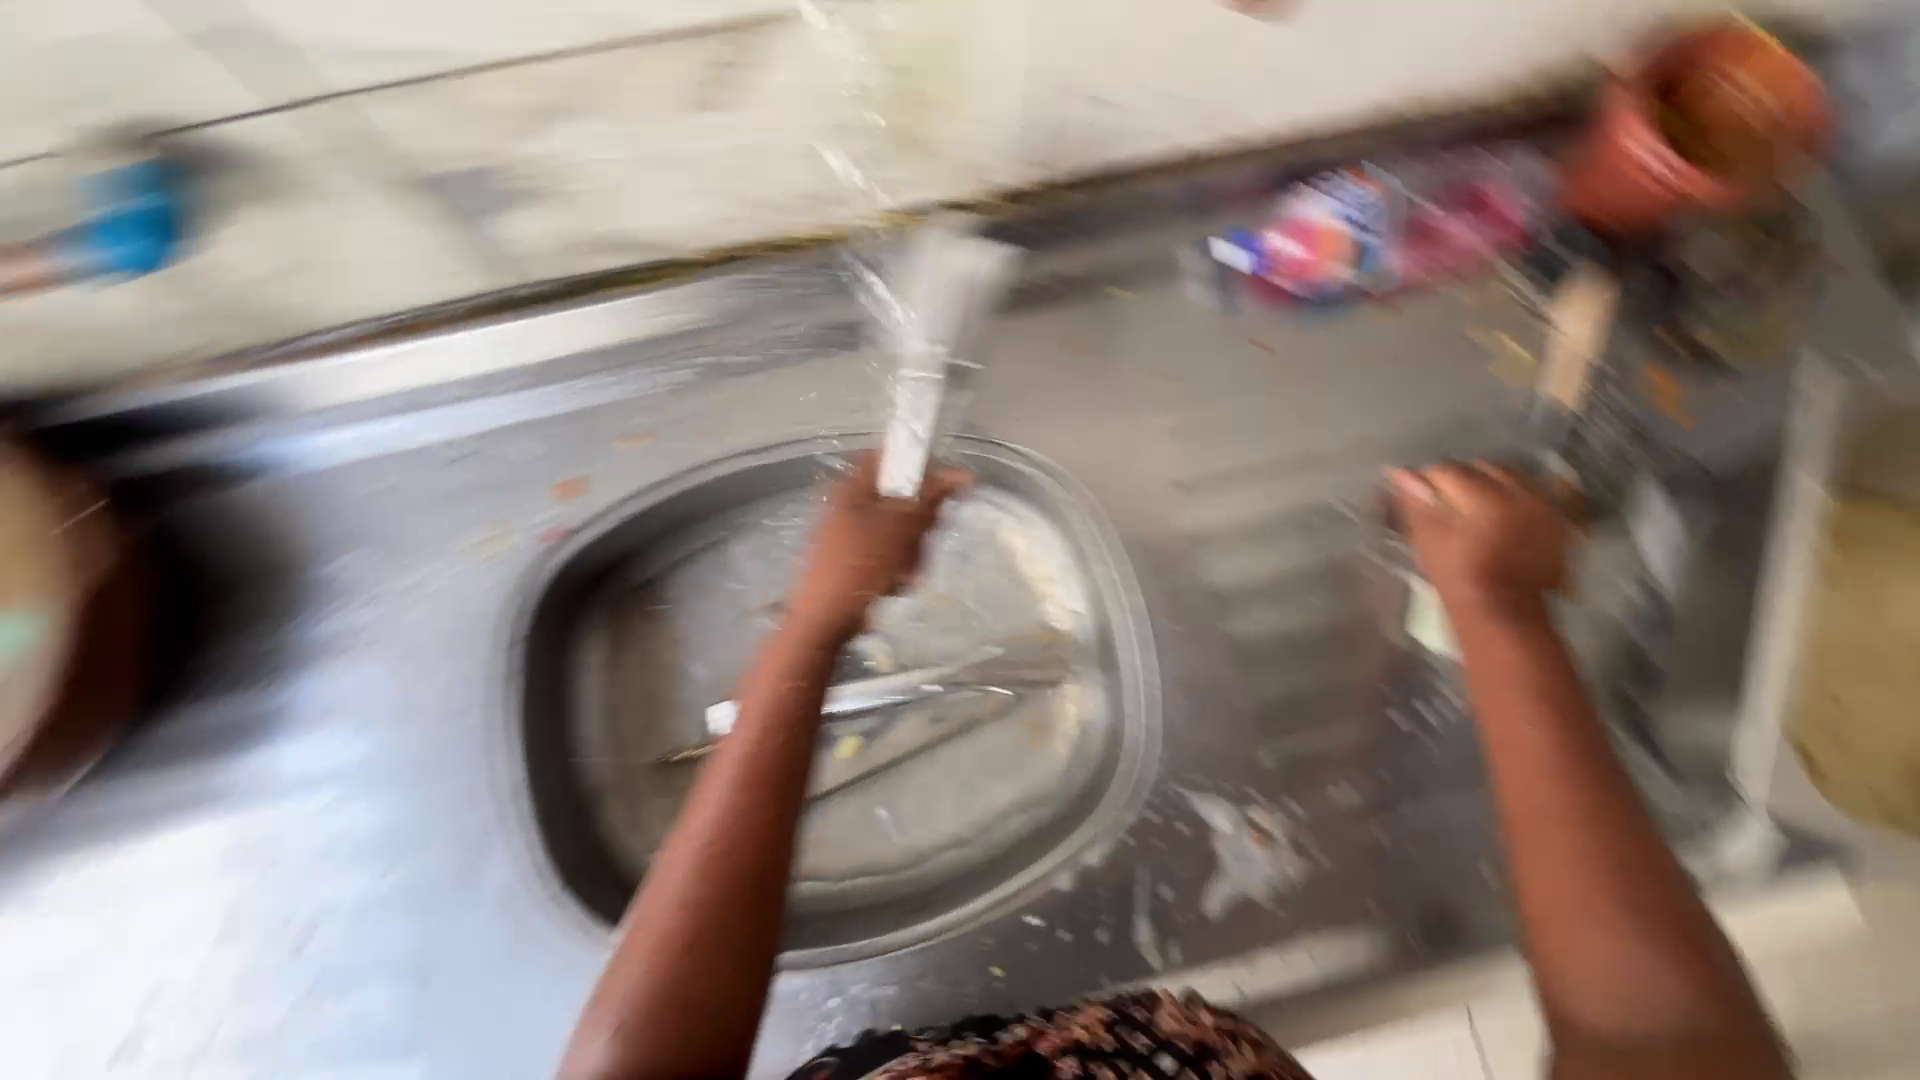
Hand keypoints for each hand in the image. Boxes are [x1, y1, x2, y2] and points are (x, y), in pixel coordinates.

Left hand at [787, 450, 970, 644]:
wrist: (824, 619)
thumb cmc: (861, 565)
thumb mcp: (901, 527)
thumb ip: (931, 497)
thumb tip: (963, 474)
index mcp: (852, 487)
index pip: (889, 456)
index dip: (919, 465)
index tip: (942, 486)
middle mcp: (847, 505)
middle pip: (898, 496)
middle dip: (919, 520)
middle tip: (928, 537)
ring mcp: (847, 535)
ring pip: (896, 529)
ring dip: (910, 549)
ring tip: (908, 572)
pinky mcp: (851, 561)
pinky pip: (885, 553)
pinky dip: (896, 565)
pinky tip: (897, 584)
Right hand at [1388, 461, 1568, 618]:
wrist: (1502, 610)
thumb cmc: (1456, 577)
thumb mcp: (1428, 539)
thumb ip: (1416, 501)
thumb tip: (1398, 471)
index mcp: (1484, 498)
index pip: (1448, 470)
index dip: (1428, 481)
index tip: (1420, 495)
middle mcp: (1520, 494)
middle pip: (1483, 467)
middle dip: (1462, 478)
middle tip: (1447, 501)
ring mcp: (1543, 506)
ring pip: (1512, 475)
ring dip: (1491, 483)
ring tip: (1476, 505)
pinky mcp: (1558, 520)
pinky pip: (1535, 492)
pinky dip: (1517, 495)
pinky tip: (1504, 513)